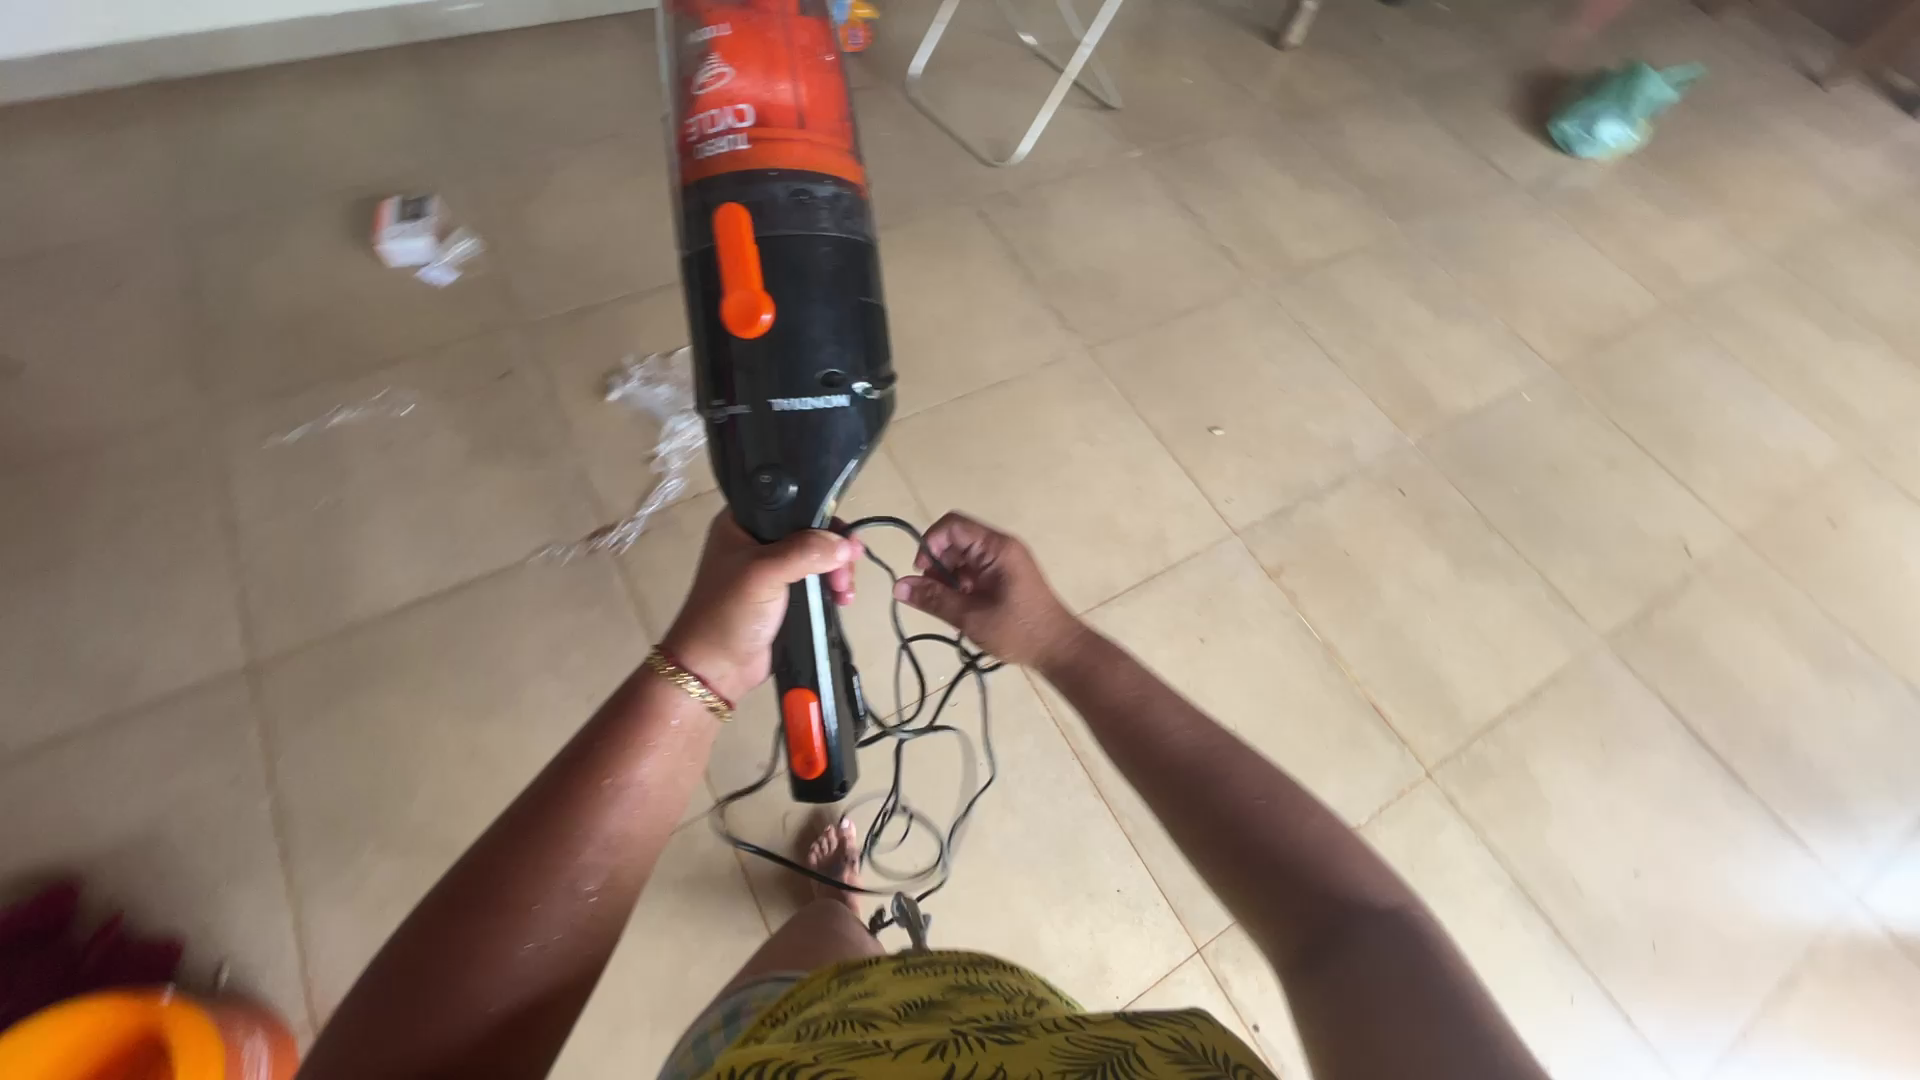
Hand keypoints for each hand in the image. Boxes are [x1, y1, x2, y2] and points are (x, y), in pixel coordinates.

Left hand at [661, 513, 862, 703]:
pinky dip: (834, 588)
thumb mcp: (764, 572)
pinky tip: (843, 599)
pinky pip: (819, 582)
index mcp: (744, 522)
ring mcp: (774, 569)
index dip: (823, 515)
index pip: (793, 504)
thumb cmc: (729, 612)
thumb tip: (845, 546)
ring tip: (844, 592)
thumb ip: (805, 552)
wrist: (716, 668)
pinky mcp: (786, 595)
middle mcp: (759, 540)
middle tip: (846, 571)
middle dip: (836, 550)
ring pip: (820, 557)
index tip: (845, 537)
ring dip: (839, 571)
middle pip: (812, 532)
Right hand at [892, 512, 1086, 670]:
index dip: (930, 543)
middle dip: (938, 564)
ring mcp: (1003, 561)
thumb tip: (898, 585)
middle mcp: (1000, 547)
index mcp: (996, 548)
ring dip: (948, 577)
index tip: (923, 573)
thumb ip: (934, 599)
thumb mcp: (971, 617)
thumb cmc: (1019, 631)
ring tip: (951, 606)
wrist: (1059, 649)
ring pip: (962, 557)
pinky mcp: (1004, 576)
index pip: (952, 525)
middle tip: (936, 596)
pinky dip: (961, 585)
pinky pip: (973, 570)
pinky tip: (963, 608)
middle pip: (955, 540)